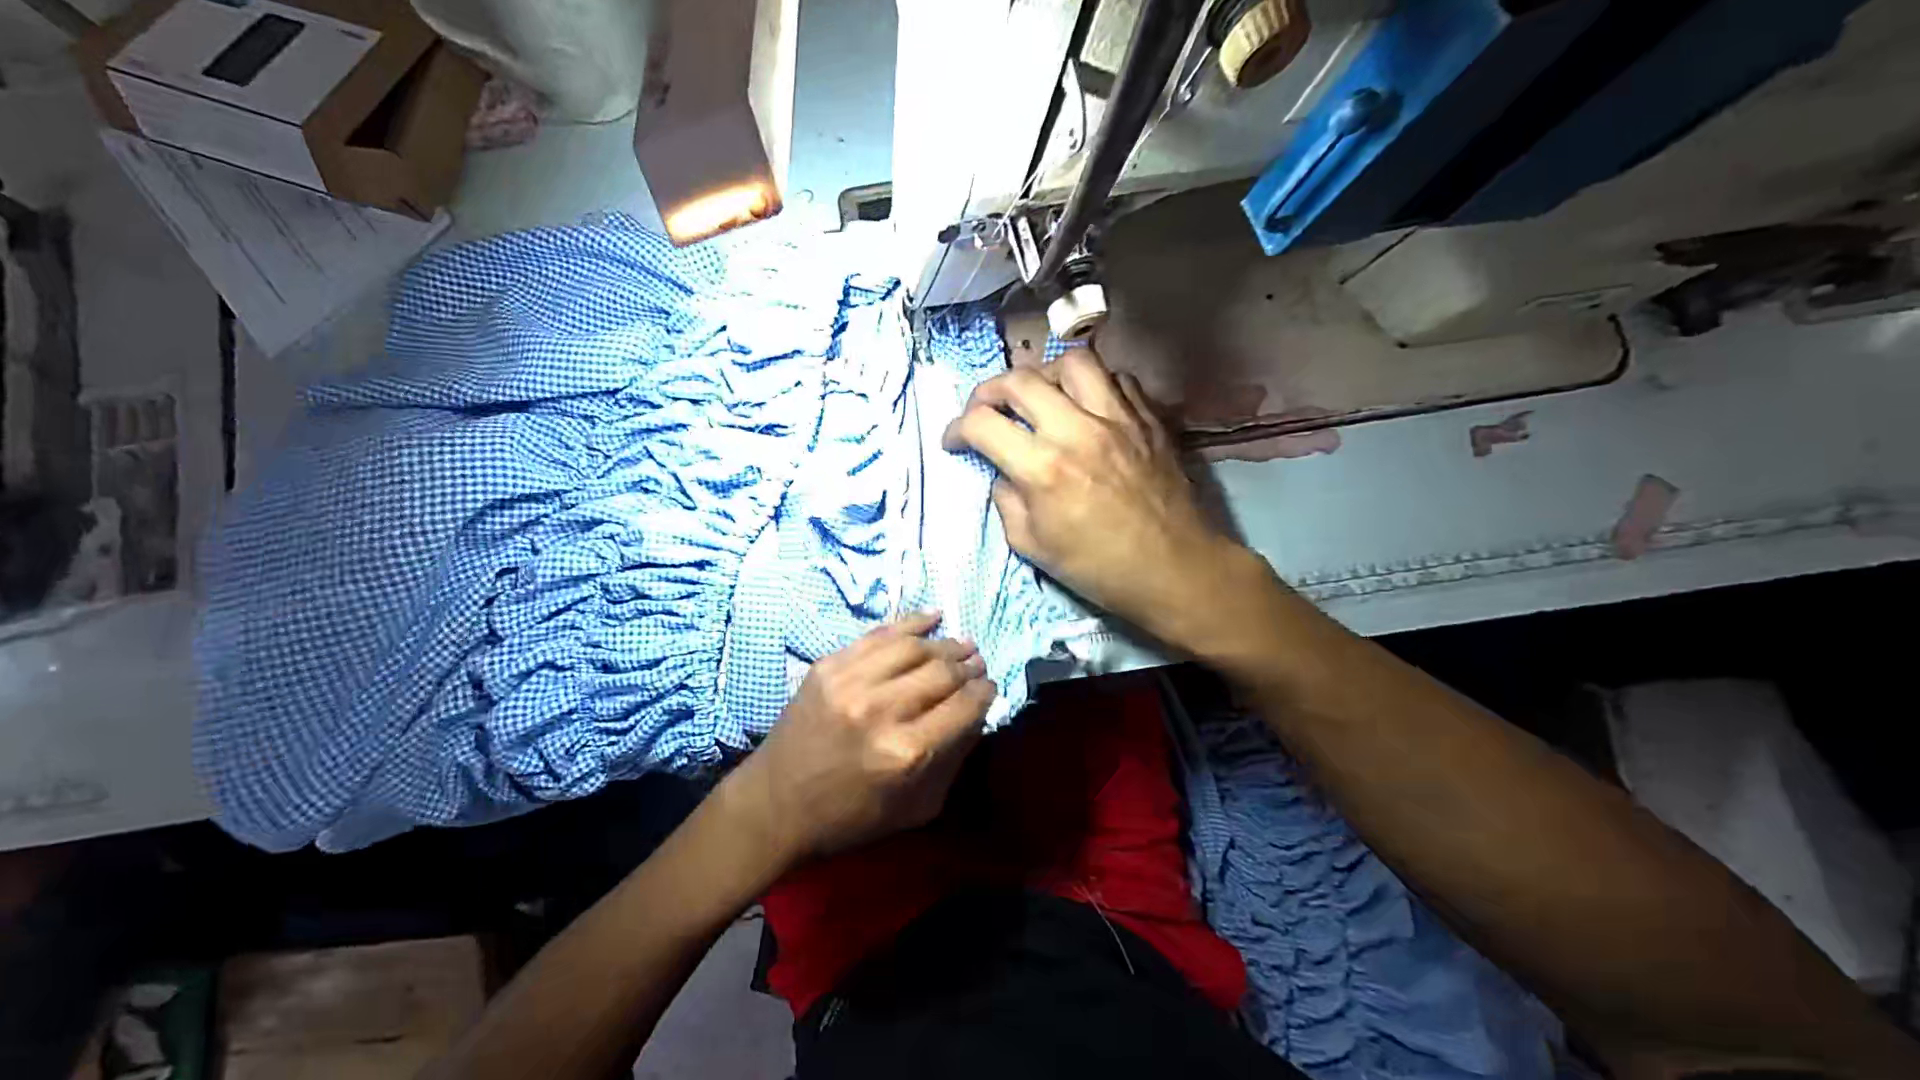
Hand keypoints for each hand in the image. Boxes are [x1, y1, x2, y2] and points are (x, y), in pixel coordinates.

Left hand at [723, 612, 994, 862]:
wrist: (775, 805)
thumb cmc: (850, 818)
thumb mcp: (917, 807)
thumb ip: (953, 759)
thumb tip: (976, 714)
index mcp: (908, 752)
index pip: (964, 706)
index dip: (985, 692)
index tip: (990, 686)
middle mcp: (882, 710)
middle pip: (942, 672)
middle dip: (968, 666)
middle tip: (977, 664)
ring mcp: (850, 682)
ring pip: (912, 647)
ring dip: (944, 642)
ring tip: (960, 643)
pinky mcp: (828, 666)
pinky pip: (877, 635)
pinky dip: (909, 623)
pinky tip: (931, 618)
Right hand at [941, 348, 1259, 653]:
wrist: (1173, 570)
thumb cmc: (1099, 568)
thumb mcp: (1031, 546)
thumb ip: (1007, 500)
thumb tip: (1004, 471)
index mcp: (1043, 469)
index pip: (982, 423)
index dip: (957, 429)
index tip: (956, 441)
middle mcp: (1077, 431)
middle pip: (1019, 380)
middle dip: (987, 391)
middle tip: (985, 410)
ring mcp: (1118, 418)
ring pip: (1071, 362)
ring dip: (1043, 375)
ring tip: (1038, 396)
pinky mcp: (1148, 418)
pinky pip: (1115, 378)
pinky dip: (1091, 385)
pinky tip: (1085, 406)